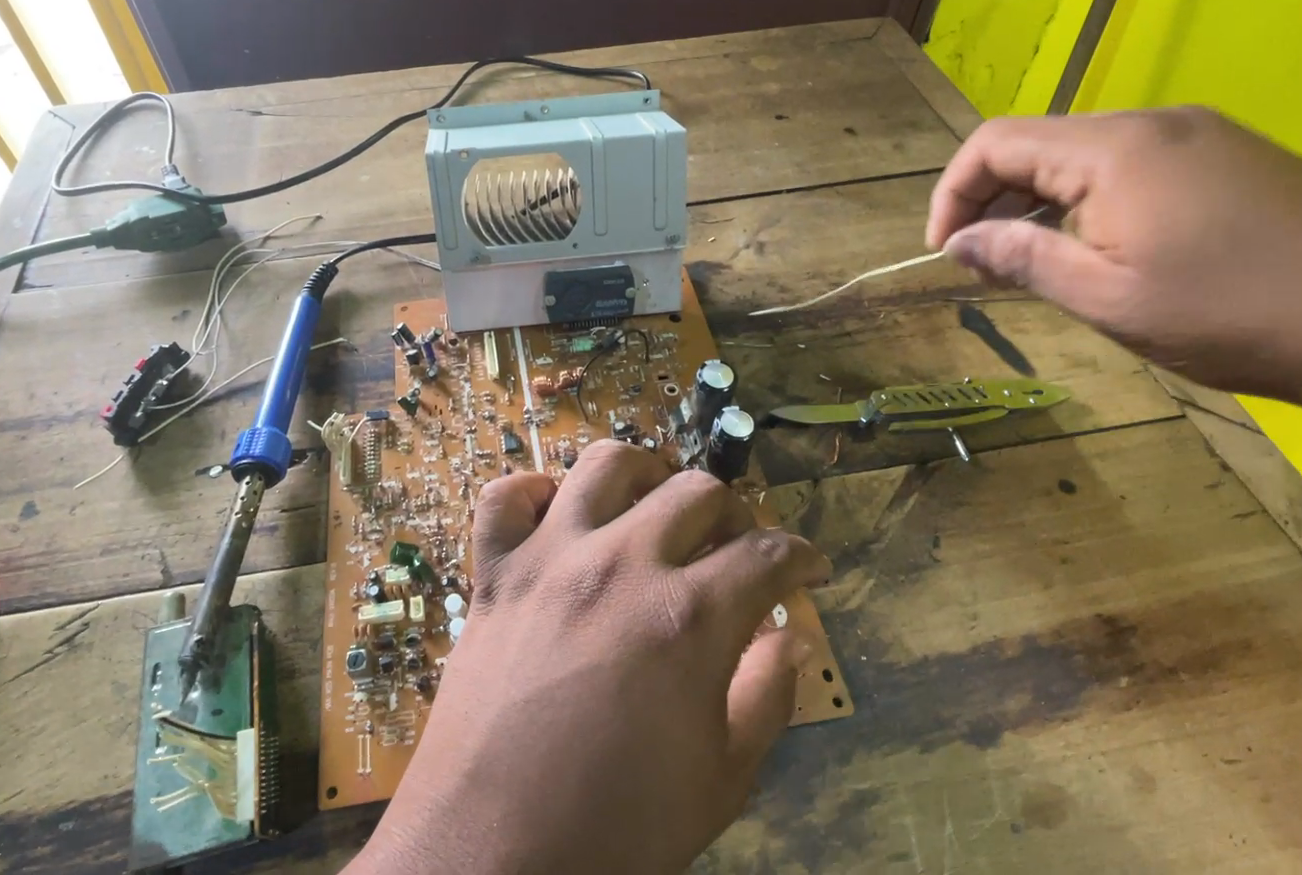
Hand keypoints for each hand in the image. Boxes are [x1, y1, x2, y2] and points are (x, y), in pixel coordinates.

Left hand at [347, 441, 829, 874]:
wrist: (493, 853)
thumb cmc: (616, 828)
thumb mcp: (721, 779)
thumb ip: (767, 696)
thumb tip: (790, 636)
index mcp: (688, 617)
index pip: (768, 553)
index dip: (801, 556)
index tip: (808, 568)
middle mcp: (622, 565)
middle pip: (697, 492)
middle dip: (733, 512)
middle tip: (734, 547)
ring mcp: (550, 560)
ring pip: (605, 466)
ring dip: (644, 474)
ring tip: (654, 505)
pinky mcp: (493, 573)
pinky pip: (504, 498)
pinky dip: (533, 491)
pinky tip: (557, 512)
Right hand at [924, 107, 1301, 437]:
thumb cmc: (1233, 314)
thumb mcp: (1106, 296)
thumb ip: (1020, 258)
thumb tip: (959, 242)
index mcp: (1116, 149)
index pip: (996, 143)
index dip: (952, 193)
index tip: (945, 252)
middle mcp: (1156, 125)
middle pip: (1038, 145)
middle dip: (992, 202)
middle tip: (984, 268)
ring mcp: (1202, 138)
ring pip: (1083, 158)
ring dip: (1039, 206)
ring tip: (1034, 266)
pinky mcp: (1234, 161)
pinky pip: (1132, 168)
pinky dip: (1088, 204)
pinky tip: (1100, 252)